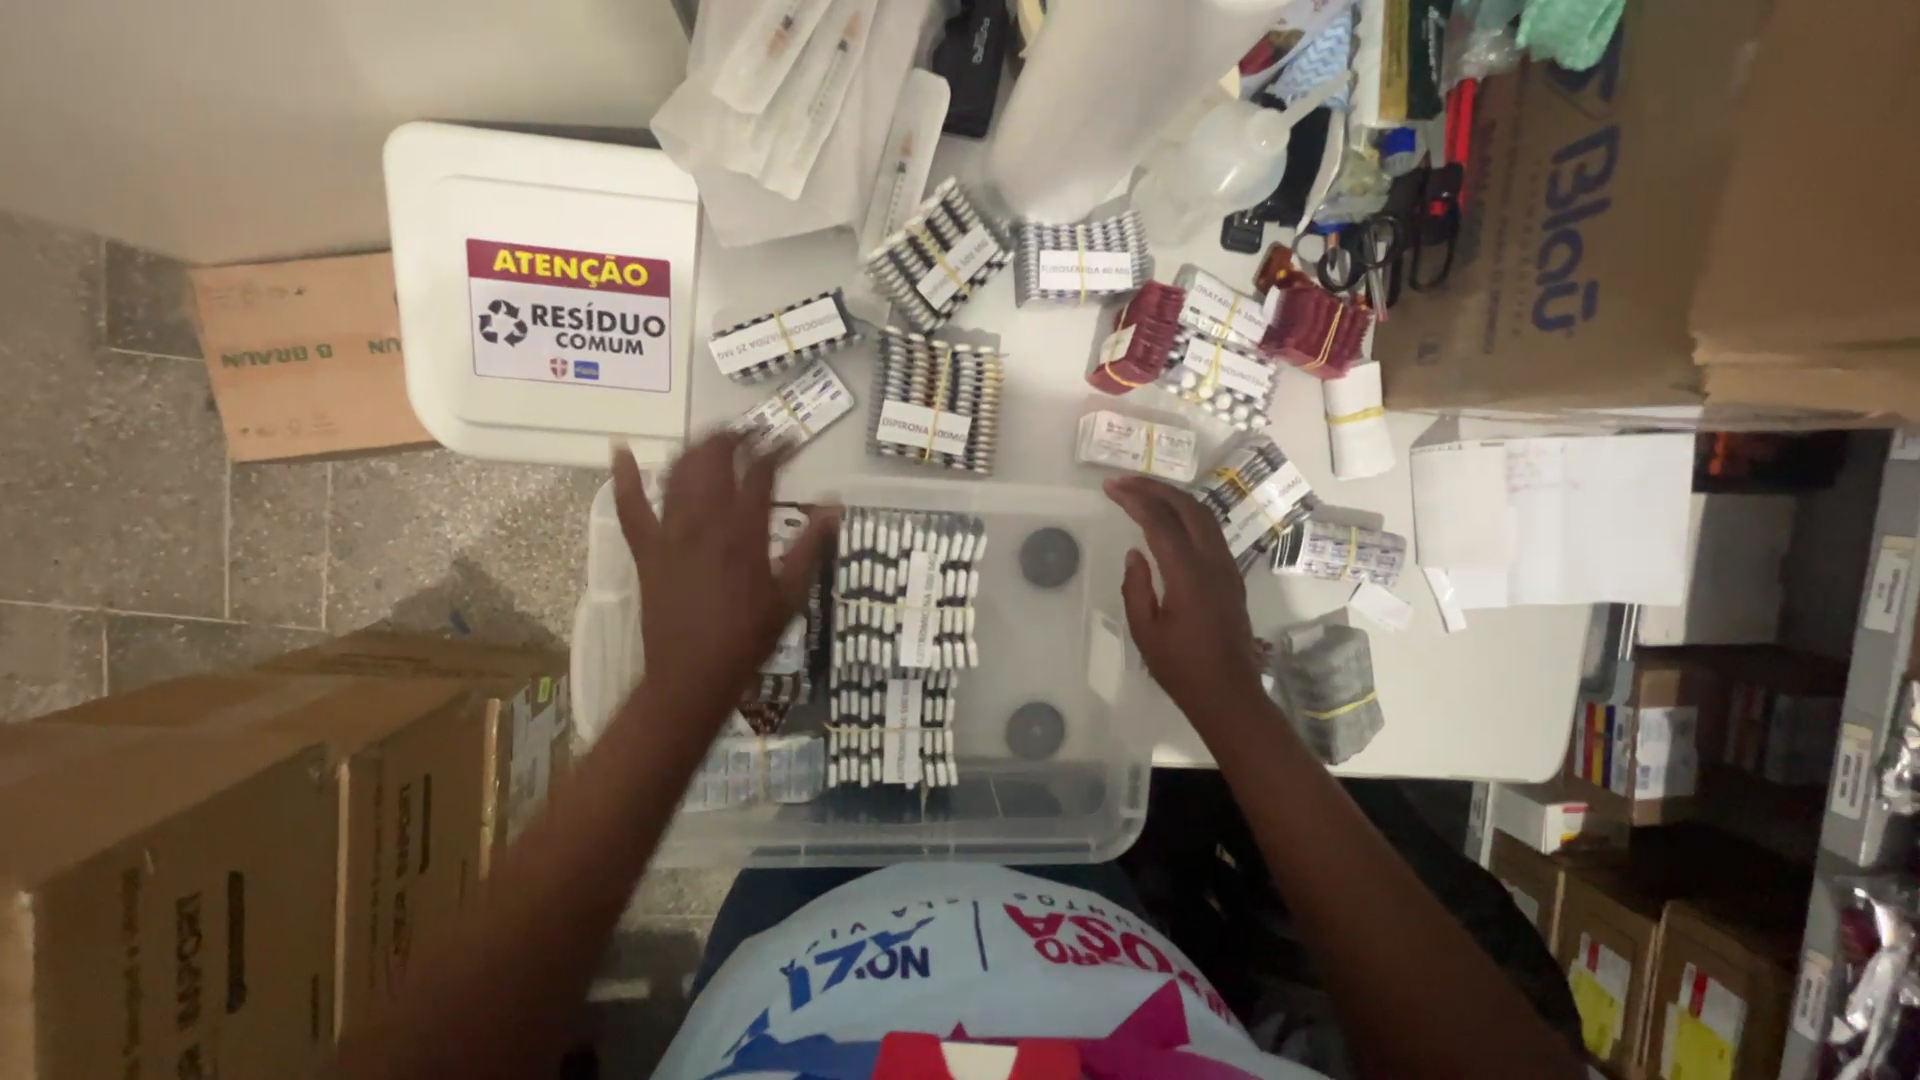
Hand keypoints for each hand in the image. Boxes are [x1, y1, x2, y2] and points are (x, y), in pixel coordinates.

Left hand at [611, 432, 834, 718]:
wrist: (692, 675)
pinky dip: (623, 476)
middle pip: (714, 460)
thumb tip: (834, 505)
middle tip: (751, 432)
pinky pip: (629, 505)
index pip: (761, 473)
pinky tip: (621, 449)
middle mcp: (705, 522)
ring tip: (713, 439)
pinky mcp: (645, 548)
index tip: (788, 439)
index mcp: (745, 533)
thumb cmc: (748, 638)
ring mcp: (669, 533)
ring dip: (695, 448)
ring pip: (677, 472)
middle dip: (733, 437)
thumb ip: (811, 545)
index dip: (775, 449)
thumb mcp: (790, 594)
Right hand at [1103, 475, 1266, 720]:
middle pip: (1188, 508)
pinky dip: (1187, 514)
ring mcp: (1227, 568)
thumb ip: (1136, 587)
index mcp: (1189, 575)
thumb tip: (1135, 553)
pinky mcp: (1231, 576)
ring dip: (1173, 498)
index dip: (1134, 500)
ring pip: (1204, 516)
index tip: (1110, 487)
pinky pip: (1211, 532)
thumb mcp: (1145, 631)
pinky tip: (1169, 519)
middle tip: (1124, 481)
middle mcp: (1213, 563)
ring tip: (1144, 491)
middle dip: (1155, 488)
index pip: (1160, 522)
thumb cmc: (1181, 668)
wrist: (1228, 693)